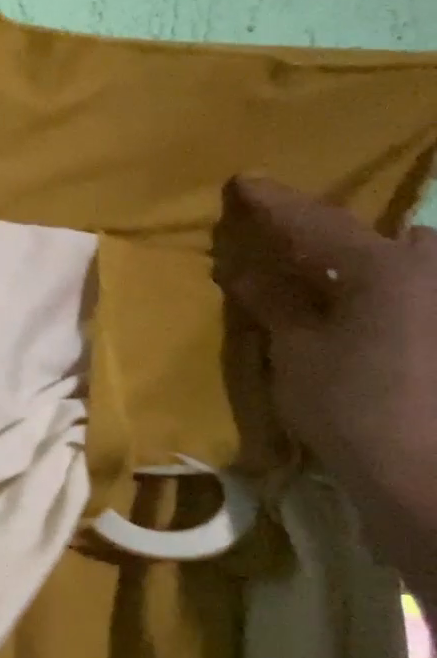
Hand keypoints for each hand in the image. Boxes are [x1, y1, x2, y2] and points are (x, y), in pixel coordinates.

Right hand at [215, 175, 436, 570]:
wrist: (433, 475)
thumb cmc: (355, 408)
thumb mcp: (297, 354)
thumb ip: (274, 302)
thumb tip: (244, 266)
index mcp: (388, 267)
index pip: (315, 221)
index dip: (273, 203)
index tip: (241, 182)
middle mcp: (434, 271)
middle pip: (382, 239)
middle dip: (336, 239)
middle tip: (288, 244)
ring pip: (409, 266)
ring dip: (365, 270)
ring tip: (327, 283)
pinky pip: (412, 297)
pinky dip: (380, 298)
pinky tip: (355, 316)